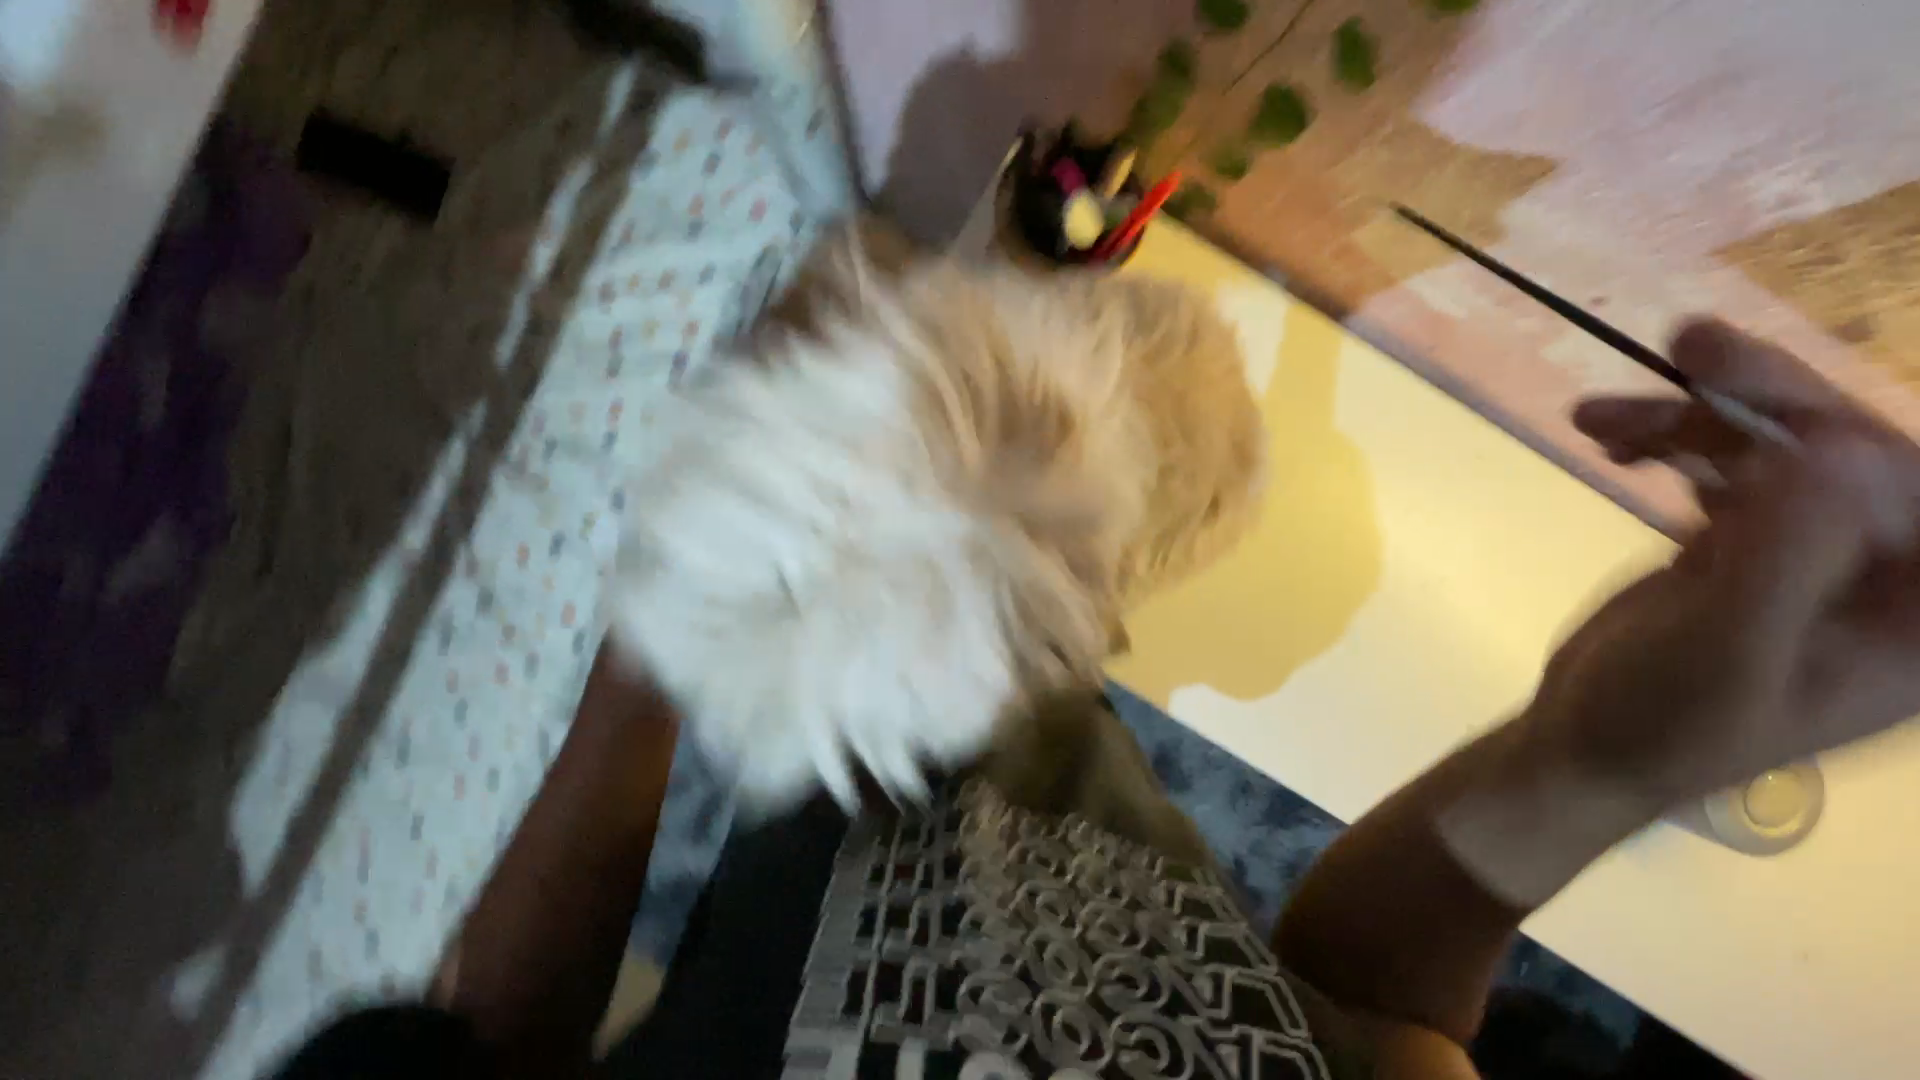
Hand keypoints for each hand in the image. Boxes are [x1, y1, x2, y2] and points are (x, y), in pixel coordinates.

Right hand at [1536, 320, 1919, 806]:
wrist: (1585, 748)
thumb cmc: (1660, 720)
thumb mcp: (1723, 649)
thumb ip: (1786, 556)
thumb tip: (1833, 447)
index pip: (1914, 490)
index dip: (1833, 429)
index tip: (1732, 381)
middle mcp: (1889, 575)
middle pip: (1850, 457)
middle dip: (1761, 401)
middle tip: (1683, 343)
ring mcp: (1815, 557)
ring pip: (1777, 455)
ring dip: (1689, 422)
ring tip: (1596, 414)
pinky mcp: (1747, 549)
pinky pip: (1727, 475)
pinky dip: (1670, 448)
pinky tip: (1615, 442)